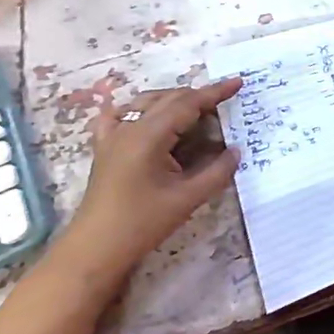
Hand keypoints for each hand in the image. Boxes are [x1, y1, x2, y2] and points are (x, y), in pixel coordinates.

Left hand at [65, 80, 241, 276]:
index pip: (187, 104)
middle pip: (169, 99)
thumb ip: (217, 172)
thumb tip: (236, 150)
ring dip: (174, 101)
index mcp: (149, 136)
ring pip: (147, 103)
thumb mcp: (187, 199)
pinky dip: (138, 109)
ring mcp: (113, 136)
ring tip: (197, 111)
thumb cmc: (142, 223)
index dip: (214, 92)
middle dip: (198, 97)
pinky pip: (119, 115)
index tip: (238, 82)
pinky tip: (146, 114)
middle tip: (225, 104)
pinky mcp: (104, 148)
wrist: (94, 250)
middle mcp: (129, 128)